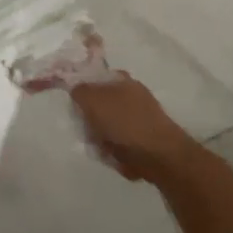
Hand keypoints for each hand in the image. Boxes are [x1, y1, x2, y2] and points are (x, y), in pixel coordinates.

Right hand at [65, 73, 202, 184]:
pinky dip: (111, 149)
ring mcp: (137, 117)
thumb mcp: (94, 101)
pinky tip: (111, 155)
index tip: (74, 104)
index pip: (94, 77)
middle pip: (98, 104)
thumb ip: (80, 90)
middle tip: (86, 129)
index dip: (82, 89)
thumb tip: (75, 87)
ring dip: (98, 136)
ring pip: (105, 125)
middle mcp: (131, 95)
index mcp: (121, 80)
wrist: (158, 154)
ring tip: (100, 146)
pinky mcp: (140, 138)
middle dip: (89, 118)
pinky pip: (116, 141)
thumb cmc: (125, 123)